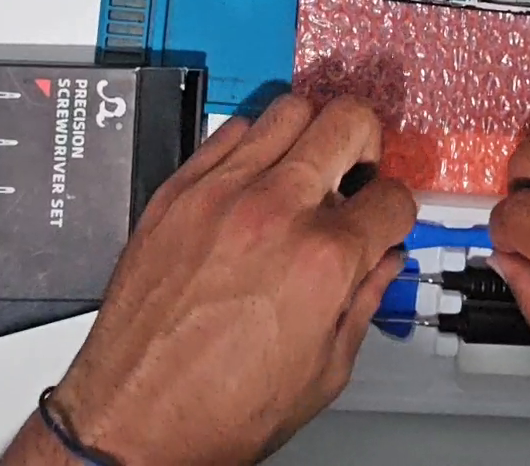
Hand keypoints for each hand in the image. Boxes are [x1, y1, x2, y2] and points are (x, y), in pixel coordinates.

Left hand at [8, 95, 416, 465]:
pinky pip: (231, 129)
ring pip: (291, 108)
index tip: (385, 216)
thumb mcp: (324, 372)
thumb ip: (365, 301)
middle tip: (356, 169)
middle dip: (368, 143)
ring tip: (306, 165)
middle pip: (349, 121)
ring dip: (312, 132)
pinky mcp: (179, 189)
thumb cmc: (219, 410)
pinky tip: (255, 176)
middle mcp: (277, 211)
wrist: (131, 421)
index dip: (398, 209)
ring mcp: (223, 192)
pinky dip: (255, 143)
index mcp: (324, 262)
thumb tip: (384, 259)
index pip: (392, 196)